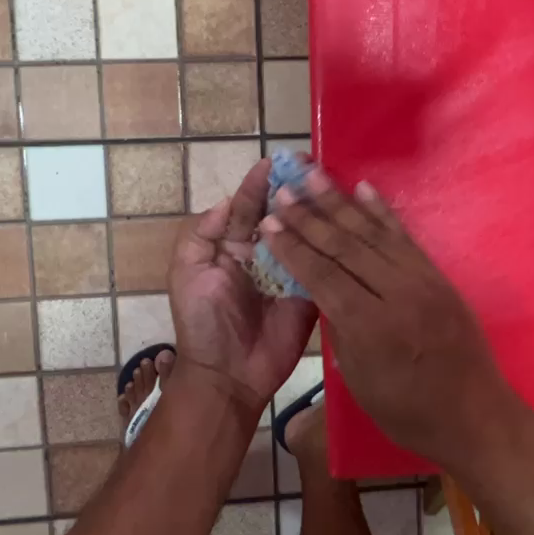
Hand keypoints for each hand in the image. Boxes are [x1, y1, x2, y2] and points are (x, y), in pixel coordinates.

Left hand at [168, 159, 318, 415]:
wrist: (226, 374)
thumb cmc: (202, 322)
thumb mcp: (187, 273)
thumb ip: (201, 234)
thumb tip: (229, 200)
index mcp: (232, 245)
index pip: (249, 206)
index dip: (262, 183)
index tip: (279, 160)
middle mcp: (263, 253)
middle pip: (281, 214)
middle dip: (294, 189)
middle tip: (314, 165)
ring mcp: (289, 272)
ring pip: (304, 235)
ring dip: (315, 211)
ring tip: (332, 185)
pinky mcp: (311, 293)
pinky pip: (321, 266)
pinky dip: (331, 246)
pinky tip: (346, 224)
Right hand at [260, 166, 526, 469]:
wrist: (475, 416)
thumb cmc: (409, 413)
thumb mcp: (359, 381)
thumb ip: (339, 330)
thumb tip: (321, 291)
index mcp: (369, 327)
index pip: (322, 275)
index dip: (293, 247)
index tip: (269, 222)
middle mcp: (396, 294)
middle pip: (345, 246)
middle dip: (310, 217)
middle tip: (284, 190)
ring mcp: (422, 280)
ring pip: (373, 233)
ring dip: (341, 203)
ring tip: (314, 177)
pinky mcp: (438, 276)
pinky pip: (405, 237)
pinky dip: (383, 212)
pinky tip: (364, 191)